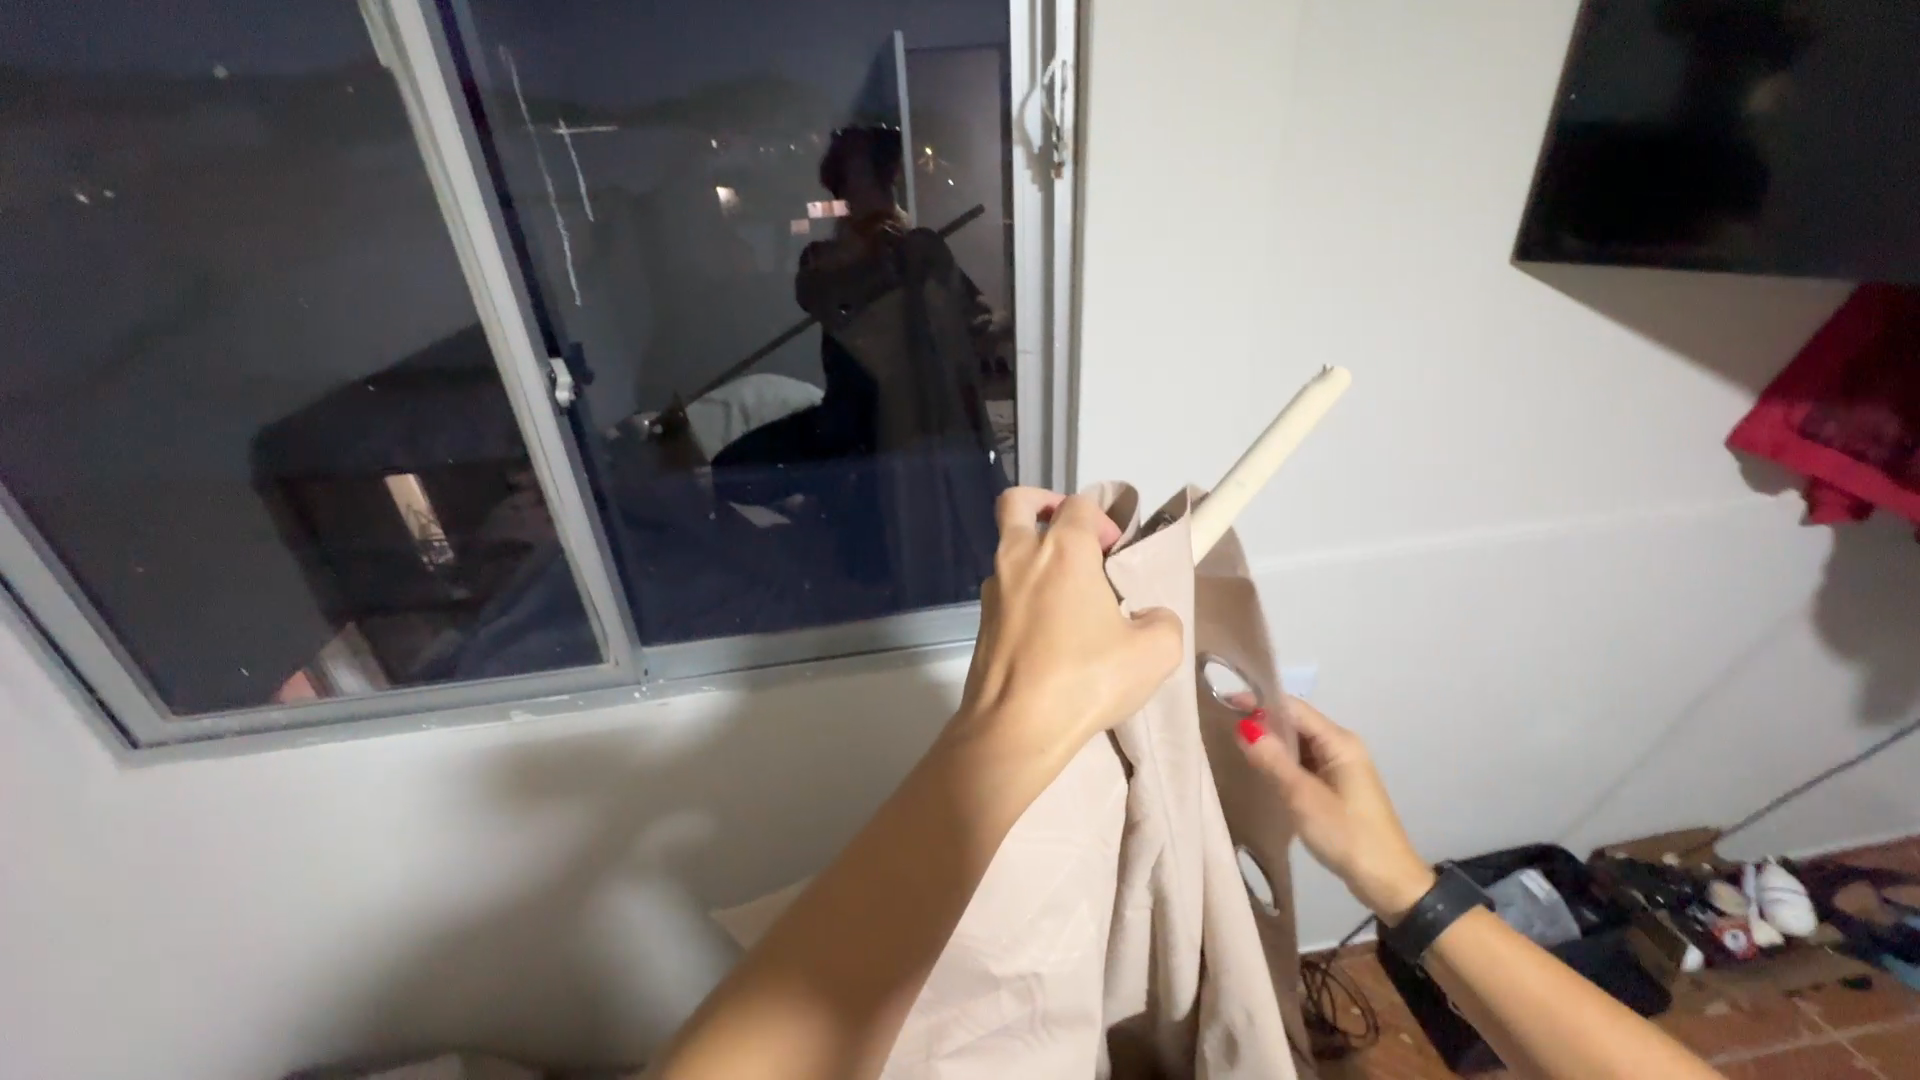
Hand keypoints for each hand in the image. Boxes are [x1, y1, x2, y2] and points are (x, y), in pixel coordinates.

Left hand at [953, 488, 1183, 766]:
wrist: (1014, 727)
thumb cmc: (1085, 680)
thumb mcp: (1154, 652)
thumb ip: (1162, 621)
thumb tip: (1148, 616)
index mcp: (1062, 551)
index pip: (1079, 504)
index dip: (1103, 519)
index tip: (1117, 552)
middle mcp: (1020, 557)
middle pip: (1018, 503)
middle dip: (1046, 504)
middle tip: (1072, 535)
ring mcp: (993, 588)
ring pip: (1008, 548)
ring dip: (1036, 555)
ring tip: (1068, 595)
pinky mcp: (981, 621)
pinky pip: (1004, 588)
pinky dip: (1024, 592)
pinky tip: (1049, 631)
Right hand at [1239, 698, 1435, 921]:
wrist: (1388, 882)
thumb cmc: (1347, 835)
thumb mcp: (1304, 798)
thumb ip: (1273, 761)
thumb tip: (1243, 727)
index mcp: (1340, 742)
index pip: (1293, 708)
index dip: (1259, 702)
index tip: (1224, 702)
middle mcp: (1341, 747)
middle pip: (1296, 722)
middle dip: (1261, 720)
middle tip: (1223, 722)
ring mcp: (1340, 766)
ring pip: (1298, 743)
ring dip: (1270, 742)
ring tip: (1233, 742)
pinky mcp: (1336, 785)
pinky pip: (1303, 762)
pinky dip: (1281, 761)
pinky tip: (1260, 768)